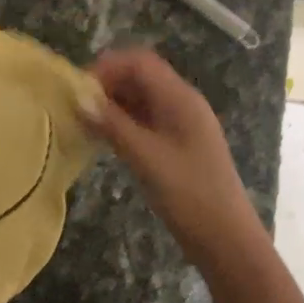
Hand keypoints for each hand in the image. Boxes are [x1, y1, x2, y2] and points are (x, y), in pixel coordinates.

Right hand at [86, 47, 257, 261]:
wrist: (226, 241)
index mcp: (180, 99)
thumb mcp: (146, 157)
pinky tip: (102, 140)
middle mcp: (182, 104)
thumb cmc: (189, 195)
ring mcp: (180, 125)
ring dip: (111, 105)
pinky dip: (121, 123)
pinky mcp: (176, 146)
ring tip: (83, 124)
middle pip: (139, 77)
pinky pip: (144, 121)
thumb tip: (79, 98)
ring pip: (140, 100)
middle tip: (77, 108)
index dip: (107, 67)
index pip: (139, 62)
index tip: (79, 90)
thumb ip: (112, 124)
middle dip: (106, 85)